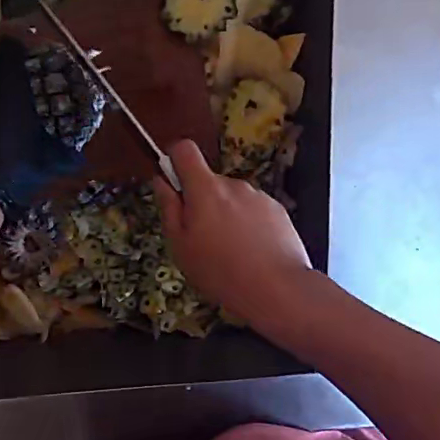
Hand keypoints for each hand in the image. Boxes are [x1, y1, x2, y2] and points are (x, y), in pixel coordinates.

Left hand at [0, 37, 84, 216]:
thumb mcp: (49, 161)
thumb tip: (79, 158)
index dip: (21, 50)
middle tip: (21, 81)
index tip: (33, 61)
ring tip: (7, 104)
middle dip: (3, 66)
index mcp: (7, 82)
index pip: (9, 46)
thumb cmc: (15, 166)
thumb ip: (66, 154)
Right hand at [154, 139, 315, 324]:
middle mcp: (233, 184)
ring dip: (227, 216)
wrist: (277, 288)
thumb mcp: (181, 246)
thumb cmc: (219, 271)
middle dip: (203, 203)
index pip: (185, 150)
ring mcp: (259, 196)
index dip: (174, 159)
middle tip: (203, 239)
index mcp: (205, 189)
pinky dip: (249, 226)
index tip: (174, 182)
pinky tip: (253, 253)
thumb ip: (169, 208)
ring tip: (231, 252)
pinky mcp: (278, 211)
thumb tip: (161, 181)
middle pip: (210, 182)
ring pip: (233, 199)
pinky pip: (255, 211)